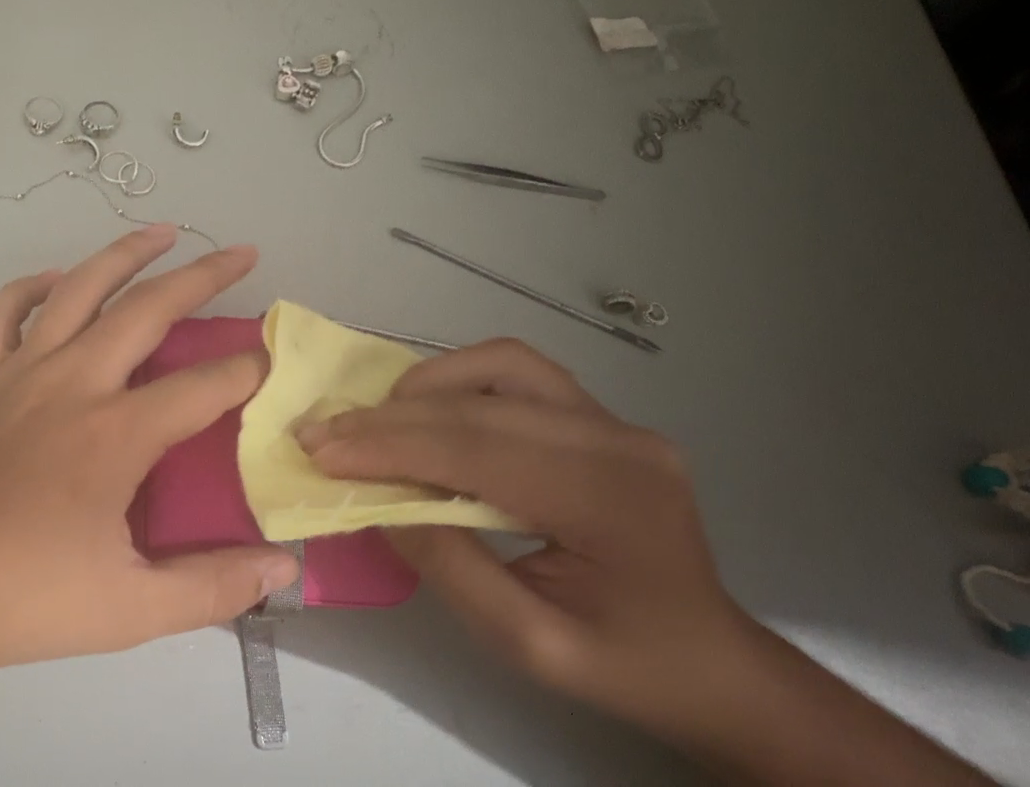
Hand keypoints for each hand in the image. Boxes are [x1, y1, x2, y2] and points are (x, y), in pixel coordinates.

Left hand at [0, 225, 296, 681]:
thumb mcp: (130, 610)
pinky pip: (2, 316)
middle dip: (201, 276)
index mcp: (116, 432)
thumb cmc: (20, 597)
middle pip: (147, 310)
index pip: (204, 387)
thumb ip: (213, 587)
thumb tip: (284, 568)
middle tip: (242, 252)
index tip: (278, 358)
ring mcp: (20, 376)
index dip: (250, 369)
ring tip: (159, 233)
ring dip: (121, 255)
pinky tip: (52, 280)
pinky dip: (28, 288)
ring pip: (76, 291)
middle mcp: (72, 384)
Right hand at [296, 340, 996, 785]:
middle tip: (322, 432)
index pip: (473, 449)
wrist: (714, 665)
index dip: (386, 445)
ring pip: (502, 365)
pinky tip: (431, 411)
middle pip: (479, 403)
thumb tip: (376, 501)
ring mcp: (617, 423)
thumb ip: (449, 565)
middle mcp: (617, 442)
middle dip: (388, 417)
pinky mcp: (606, 420)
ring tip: (374, 419)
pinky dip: (462, 381)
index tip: (317, 450)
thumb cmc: (623, 664)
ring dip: (427, 385)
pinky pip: (521, 375)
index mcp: (607, 500)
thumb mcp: (526, 642)